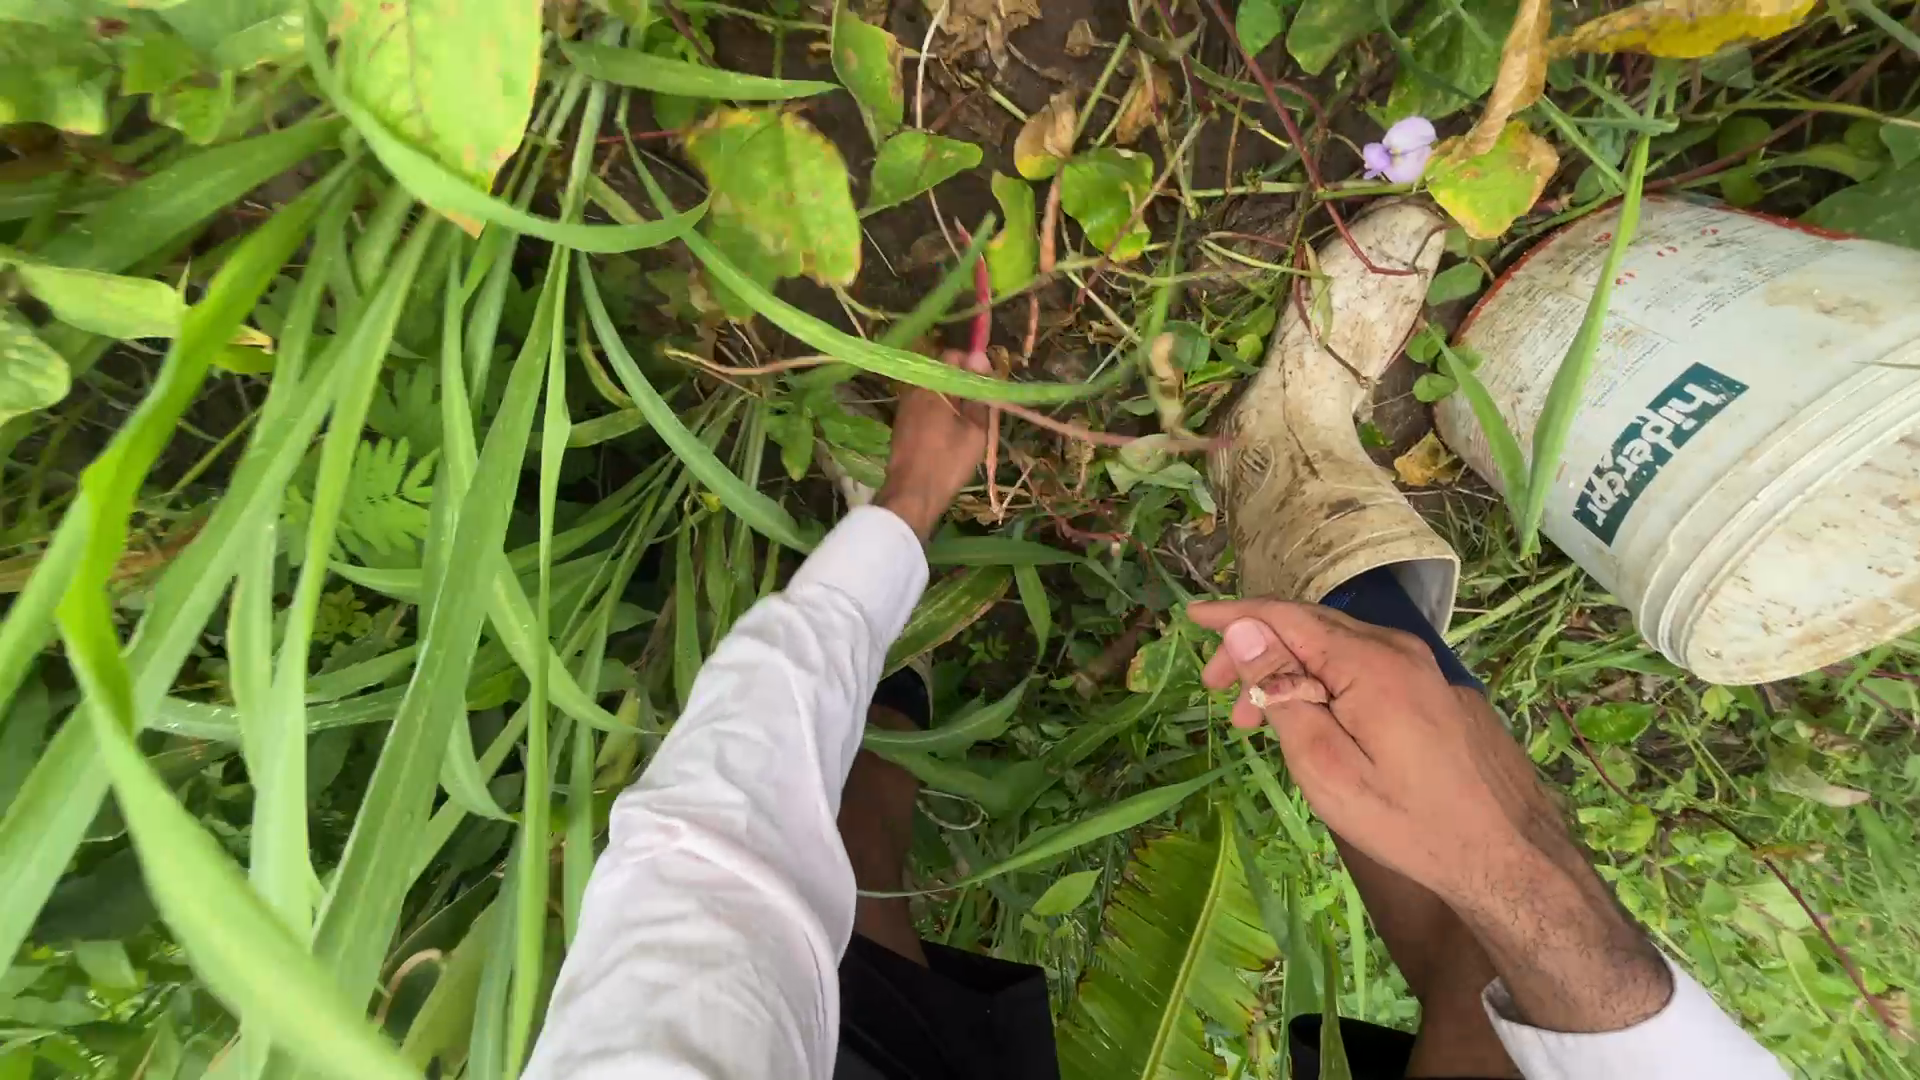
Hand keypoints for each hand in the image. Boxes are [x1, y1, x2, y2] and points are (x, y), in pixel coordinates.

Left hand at [875, 350, 994, 541]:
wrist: (912, 495)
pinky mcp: (902, 424)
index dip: (974, 366)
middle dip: (963, 384)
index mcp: (931, 385)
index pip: (953, 356)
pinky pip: (925, 407)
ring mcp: (904, 407)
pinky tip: (951, 434)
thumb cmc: (947, 461)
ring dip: (952, 400)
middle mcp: (913, 389)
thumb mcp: (976, 429)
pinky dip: (940, 413)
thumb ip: (979, 392)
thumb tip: (980, 357)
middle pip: (942, 374)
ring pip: (934, 391)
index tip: (987, 386)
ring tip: (969, 424)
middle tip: (982, 408)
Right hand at [1188, 599, 1543, 901]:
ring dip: (1286, 669)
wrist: (1515, 862)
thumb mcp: (1324, 763)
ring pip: (1335, 647)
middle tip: (1217, 691)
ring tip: (1257, 720)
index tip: (1192, 617)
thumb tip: (1244, 630)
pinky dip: (1322, 679)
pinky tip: (1312, 717)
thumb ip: (1280, 691)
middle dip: (1254, 650)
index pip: (1284, 616)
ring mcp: (1422, 668)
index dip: (1233, 614)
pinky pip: (1363, 665)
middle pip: (1307, 627)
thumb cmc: (1406, 821)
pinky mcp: (1435, 690)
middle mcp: (1398, 649)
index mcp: (1369, 661)